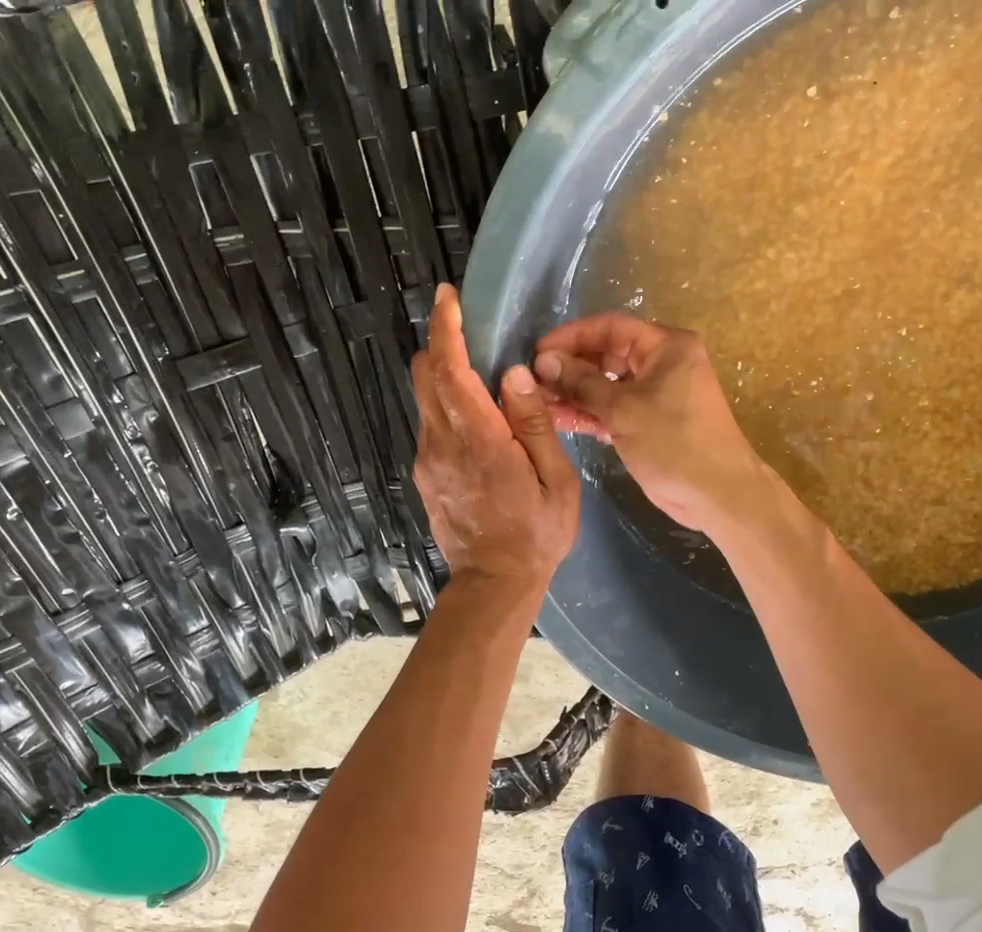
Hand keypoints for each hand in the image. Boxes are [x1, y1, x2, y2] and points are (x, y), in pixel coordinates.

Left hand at [412, 284, 578, 593]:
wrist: (494, 583)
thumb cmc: (537, 534)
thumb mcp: (556, 480)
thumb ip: (534, 424)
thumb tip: (515, 374)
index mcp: (479, 441)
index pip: (450, 371)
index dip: (445, 329)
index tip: (447, 297)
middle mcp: (442, 444)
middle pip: (425, 376)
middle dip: (442, 346)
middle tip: (472, 334)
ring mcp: (428, 461)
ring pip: (426, 400)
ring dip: (447, 380)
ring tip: (486, 387)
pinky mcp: (425, 475)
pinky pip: (431, 426)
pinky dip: (448, 409)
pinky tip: (480, 427)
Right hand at [533, 313, 765, 532]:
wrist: (717, 495)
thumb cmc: (674, 443)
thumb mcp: (623, 409)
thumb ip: (581, 383)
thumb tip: (543, 361)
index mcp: (667, 347)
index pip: (611, 327)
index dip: (572, 337)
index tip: (538, 352)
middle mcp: (663, 364)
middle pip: (607, 356)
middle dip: (570, 368)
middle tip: (533, 382)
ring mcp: (657, 396)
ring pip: (608, 386)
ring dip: (575, 394)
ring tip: (538, 403)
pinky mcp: (650, 424)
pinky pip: (615, 410)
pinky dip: (590, 414)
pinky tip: (557, 420)